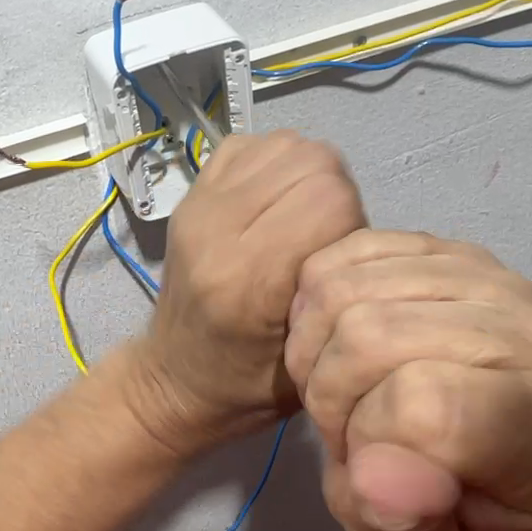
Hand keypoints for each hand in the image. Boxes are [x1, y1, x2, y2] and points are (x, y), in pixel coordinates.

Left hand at [124, 130, 365, 457]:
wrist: (173, 380)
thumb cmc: (246, 386)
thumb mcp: (310, 362)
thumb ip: (339, 291)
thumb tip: (358, 232)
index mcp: (248, 280)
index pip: (328, 198)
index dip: (353, 220)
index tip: (342, 257)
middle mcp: (216, 231)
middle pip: (311, 160)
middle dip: (336, 192)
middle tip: (326, 236)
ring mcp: (197, 207)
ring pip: (283, 144)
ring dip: (306, 173)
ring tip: (300, 218)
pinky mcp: (188, 196)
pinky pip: (248, 146)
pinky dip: (271, 163)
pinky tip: (271, 202)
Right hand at [284, 229, 531, 530]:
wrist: (506, 444)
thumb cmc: (466, 504)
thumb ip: (403, 527)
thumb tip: (373, 478)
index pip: (433, 408)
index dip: (371, 437)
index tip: (373, 467)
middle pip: (373, 336)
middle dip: (330, 393)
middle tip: (345, 426)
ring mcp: (496, 282)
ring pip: (348, 290)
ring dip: (315, 348)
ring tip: (341, 384)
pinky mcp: (450, 249)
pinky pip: (348, 253)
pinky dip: (315, 300)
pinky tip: (334, 337)